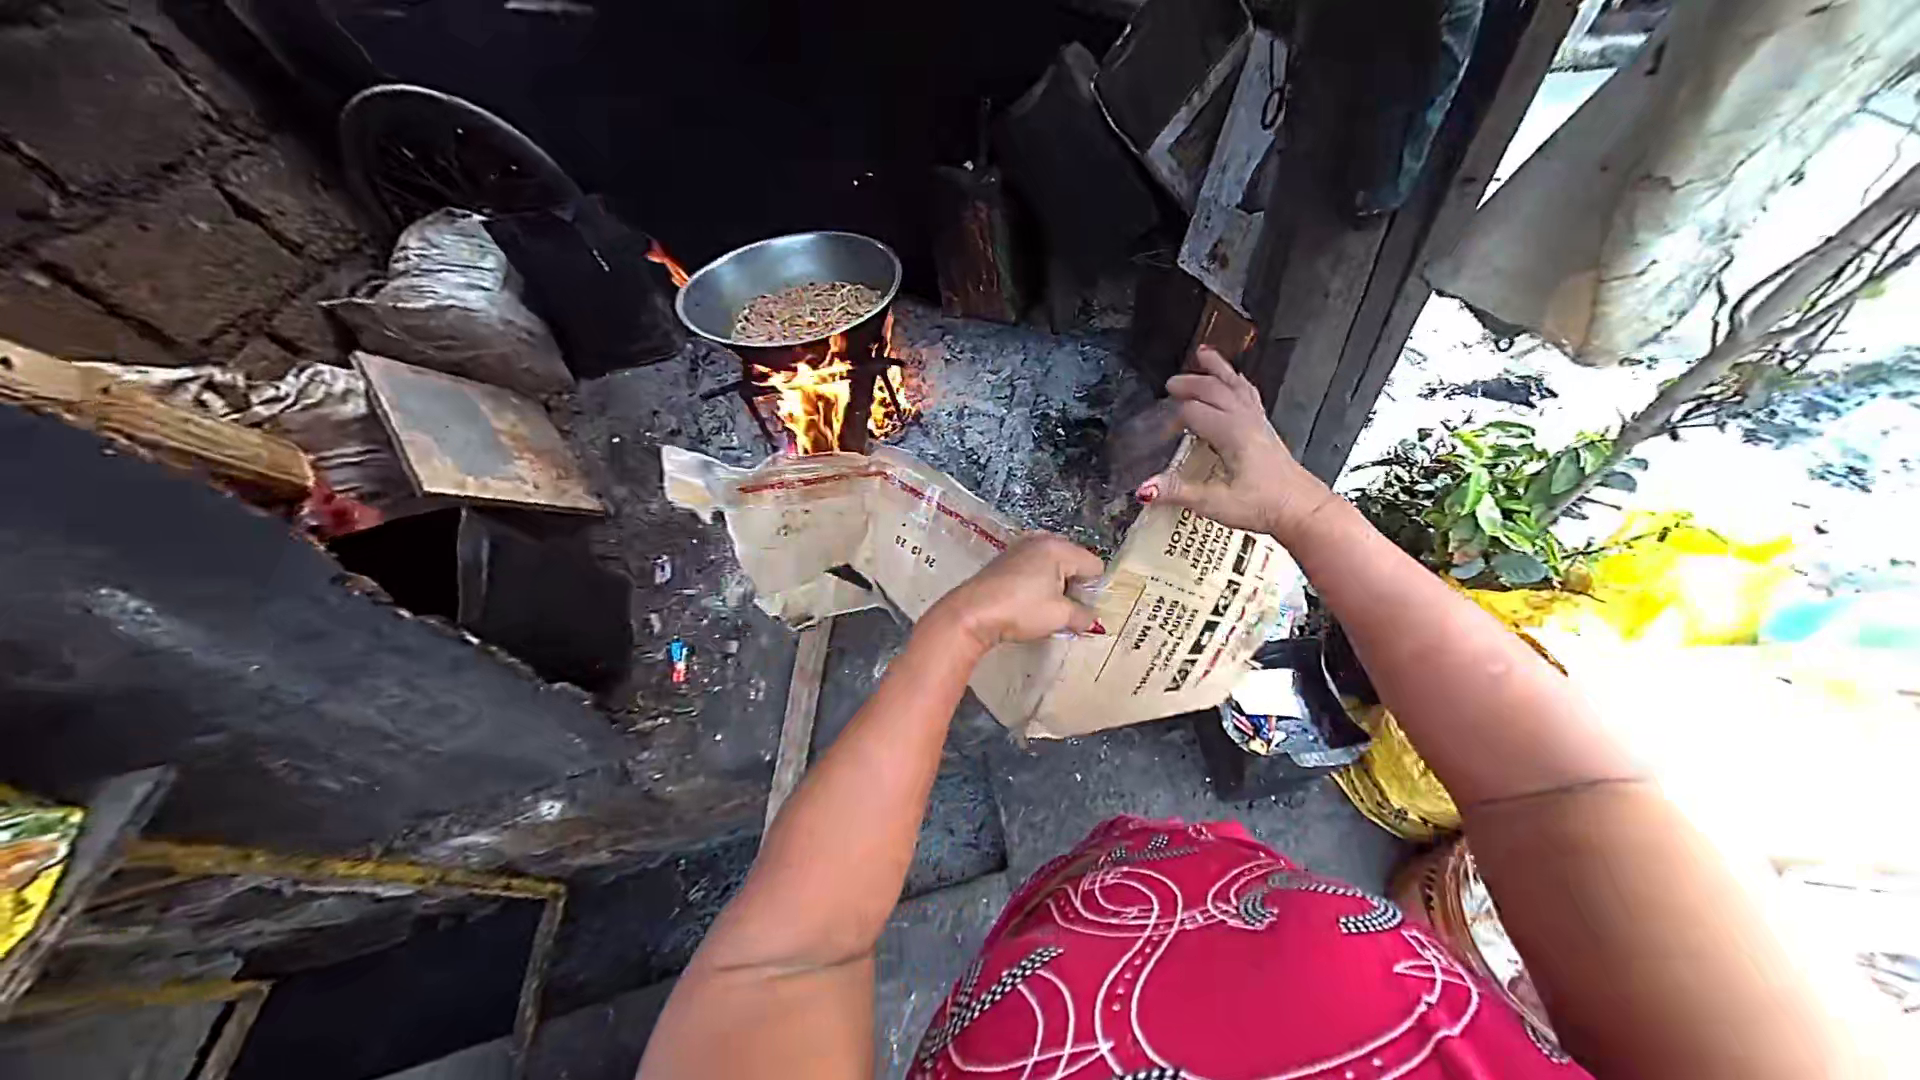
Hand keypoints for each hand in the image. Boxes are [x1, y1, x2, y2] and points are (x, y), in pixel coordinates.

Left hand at [923, 534, 1104, 652]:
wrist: (971, 613)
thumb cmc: (1020, 610)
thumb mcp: (1059, 616)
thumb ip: (1083, 616)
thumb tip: (1092, 620)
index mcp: (1058, 548)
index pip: (1094, 565)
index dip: (1093, 589)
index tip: (1081, 609)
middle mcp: (1040, 540)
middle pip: (1074, 562)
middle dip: (1074, 586)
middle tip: (1065, 610)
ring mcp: (1020, 547)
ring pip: (1053, 566)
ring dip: (1055, 586)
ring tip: (1045, 609)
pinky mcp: (1005, 560)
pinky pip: (1034, 568)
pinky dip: (1037, 583)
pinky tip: (1027, 602)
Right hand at [1137, 346, 1334, 539]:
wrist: (1303, 511)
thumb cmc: (1265, 506)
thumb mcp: (1214, 503)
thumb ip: (1177, 492)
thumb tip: (1144, 489)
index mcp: (1232, 433)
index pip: (1193, 412)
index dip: (1171, 419)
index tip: (1157, 431)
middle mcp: (1246, 422)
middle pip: (1213, 390)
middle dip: (1189, 383)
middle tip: (1170, 383)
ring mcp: (1258, 423)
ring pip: (1235, 385)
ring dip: (1217, 369)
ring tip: (1204, 354)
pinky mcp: (1265, 430)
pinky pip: (1249, 395)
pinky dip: (1237, 382)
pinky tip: (1235, 382)